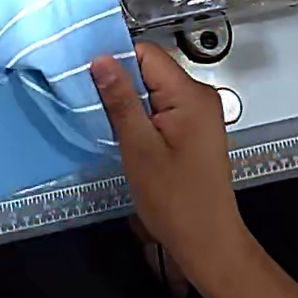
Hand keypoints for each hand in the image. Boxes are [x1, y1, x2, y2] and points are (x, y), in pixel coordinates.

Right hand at [92, 43, 255, 287]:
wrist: (208, 244)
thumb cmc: (175, 201)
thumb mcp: (139, 148)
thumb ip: (120, 99)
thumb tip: (101, 59)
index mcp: (190, 94)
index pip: (147, 53)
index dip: (117, 61)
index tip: (89, 77)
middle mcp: (199, 95)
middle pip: (150, 68)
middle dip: (121, 82)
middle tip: (93, 103)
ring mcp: (199, 112)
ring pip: (154, 88)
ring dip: (130, 101)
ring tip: (110, 122)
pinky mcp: (194, 127)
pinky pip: (162, 105)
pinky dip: (142, 115)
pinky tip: (128, 134)